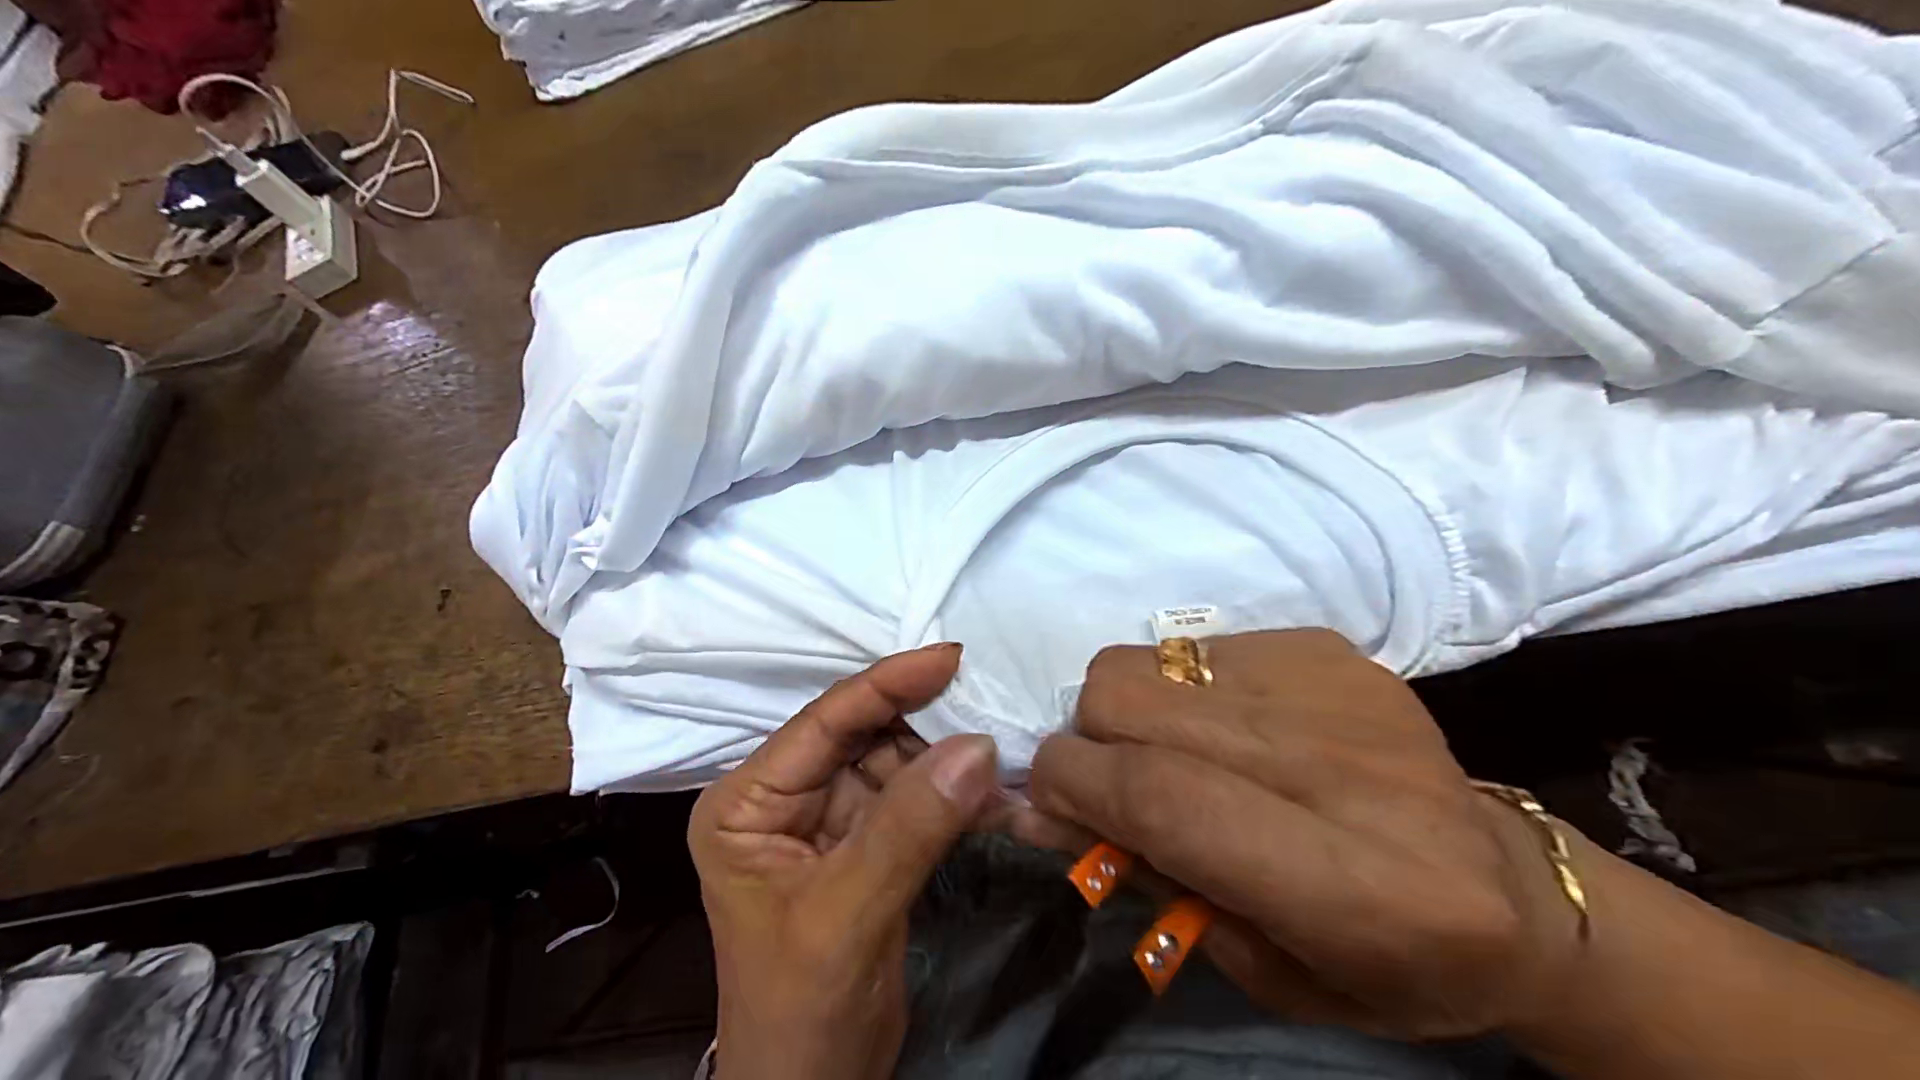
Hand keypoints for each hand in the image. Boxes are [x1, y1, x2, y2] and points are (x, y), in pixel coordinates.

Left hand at [688, 643, 999, 1079]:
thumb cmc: (799, 1007)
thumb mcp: (846, 914)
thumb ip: (908, 827)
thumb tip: (977, 746)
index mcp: (748, 800)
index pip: (823, 722)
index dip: (887, 684)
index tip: (949, 656)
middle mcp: (786, 796)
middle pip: (863, 735)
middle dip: (925, 721)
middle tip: (988, 701)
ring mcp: (829, 818)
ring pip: (896, 762)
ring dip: (948, 759)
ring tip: (1002, 749)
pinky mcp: (866, 843)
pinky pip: (915, 800)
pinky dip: (954, 797)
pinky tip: (995, 795)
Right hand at [1027, 629, 1582, 1038]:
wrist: (1513, 893)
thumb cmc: (1386, 967)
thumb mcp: (1262, 971)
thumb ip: (1148, 879)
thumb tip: (1040, 805)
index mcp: (1352, 887)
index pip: (1162, 797)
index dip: (1074, 785)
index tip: (1045, 800)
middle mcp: (1344, 767)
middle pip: (1134, 701)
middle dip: (1089, 740)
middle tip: (1114, 780)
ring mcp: (1337, 688)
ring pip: (1148, 659)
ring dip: (1129, 708)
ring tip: (1169, 750)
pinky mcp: (1330, 648)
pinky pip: (1195, 646)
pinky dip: (1181, 688)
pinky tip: (1227, 727)